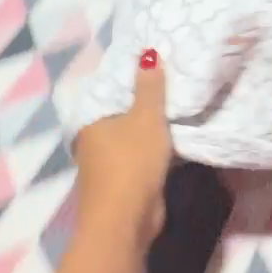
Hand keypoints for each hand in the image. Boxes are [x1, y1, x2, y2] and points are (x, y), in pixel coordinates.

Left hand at [71, 49, 172, 245]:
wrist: (125, 220)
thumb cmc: (132, 161)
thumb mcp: (147, 117)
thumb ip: (150, 86)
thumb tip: (147, 52)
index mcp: (91, 124)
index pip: (112, 93)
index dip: (133, 80)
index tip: (158, 66)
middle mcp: (92, 144)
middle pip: (122, 116)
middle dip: (144, 104)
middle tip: (175, 82)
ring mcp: (105, 166)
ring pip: (132, 137)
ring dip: (152, 128)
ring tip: (180, 106)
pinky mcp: (122, 183)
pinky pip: (141, 155)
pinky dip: (155, 147)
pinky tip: (174, 138)